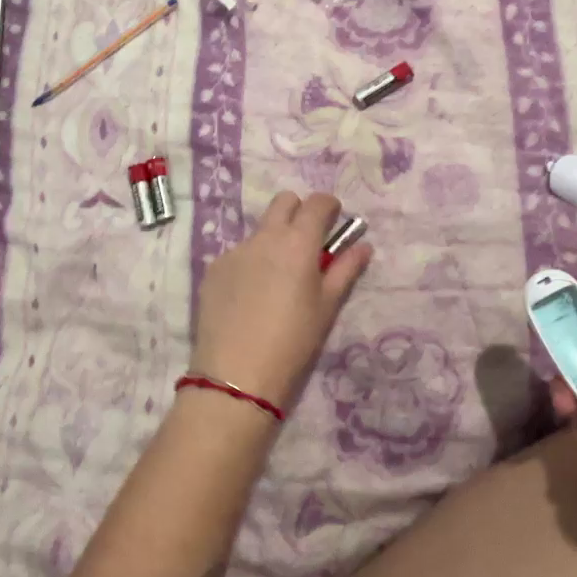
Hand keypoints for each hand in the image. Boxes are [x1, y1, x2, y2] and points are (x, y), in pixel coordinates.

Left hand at [190, 191, 372, 409]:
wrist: (237, 375)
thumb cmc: (293, 341)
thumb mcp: (327, 307)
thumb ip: (345, 269)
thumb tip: (363, 246)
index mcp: (298, 242)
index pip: (317, 202)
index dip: (329, 206)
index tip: (334, 220)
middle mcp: (265, 236)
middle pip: (283, 202)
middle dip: (298, 212)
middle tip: (307, 243)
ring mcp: (235, 250)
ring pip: (259, 230)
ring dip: (273, 240)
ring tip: (277, 279)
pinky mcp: (213, 269)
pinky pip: (238, 254)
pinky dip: (250, 263)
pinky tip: (250, 297)